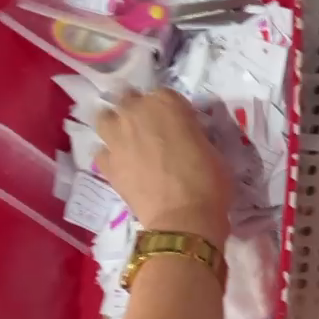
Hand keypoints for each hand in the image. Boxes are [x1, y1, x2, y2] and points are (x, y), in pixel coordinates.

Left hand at [97, 89, 230, 242]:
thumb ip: (195, 137)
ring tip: (129, 145)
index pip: (166, 97)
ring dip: (116, 128)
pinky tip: (124, 169)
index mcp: (166, 103)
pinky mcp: (106, 163)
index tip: (181, 129)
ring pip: (106, 119)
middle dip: (140, 114)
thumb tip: (189, 139)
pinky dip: (112, 158)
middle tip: (153, 135)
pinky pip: (103, 152)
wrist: (185, 221)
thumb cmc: (209, 185)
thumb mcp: (214, 153)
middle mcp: (135, 111)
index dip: (174, 114)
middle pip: (130, 101)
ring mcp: (116, 136)